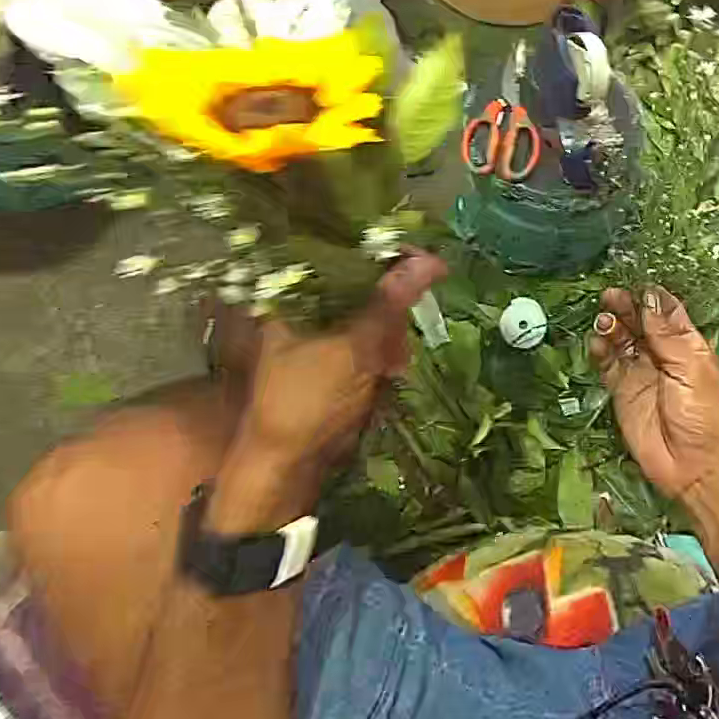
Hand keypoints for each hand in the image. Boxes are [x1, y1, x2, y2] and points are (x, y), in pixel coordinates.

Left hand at [236, 251, 444, 480]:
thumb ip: (389, 304)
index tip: (426, 261)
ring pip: (375, 309)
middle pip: (365, 279)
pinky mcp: (339, 351)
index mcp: (293, 292)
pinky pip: (373, 335)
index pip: (346, 251)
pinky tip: (392, 369)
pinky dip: (388, 349)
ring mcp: (323, 328)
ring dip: (393, 332)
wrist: (287, 466)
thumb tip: (430, 261)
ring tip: (394, 361)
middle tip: (410, 322)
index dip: (388, 253)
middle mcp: (307, 302)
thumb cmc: (306, 401)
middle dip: (394, 304)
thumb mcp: (352, 348)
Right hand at [588, 286, 718, 505]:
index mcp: (687, 344)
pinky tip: (598, 342)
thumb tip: (649, 297)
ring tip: (604, 322)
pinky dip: (600, 350)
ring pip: (621, 338)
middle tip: (610, 297)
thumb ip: (666, 333)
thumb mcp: (690, 368)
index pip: (666, 310)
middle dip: (626, 306)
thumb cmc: (702, 415)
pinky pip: (607, 363)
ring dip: (612, 325)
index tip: (634, 282)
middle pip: (640, 320)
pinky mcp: (621, 389)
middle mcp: (662, 353)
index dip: (651, 296)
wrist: (692, 468)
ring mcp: (640, 370)